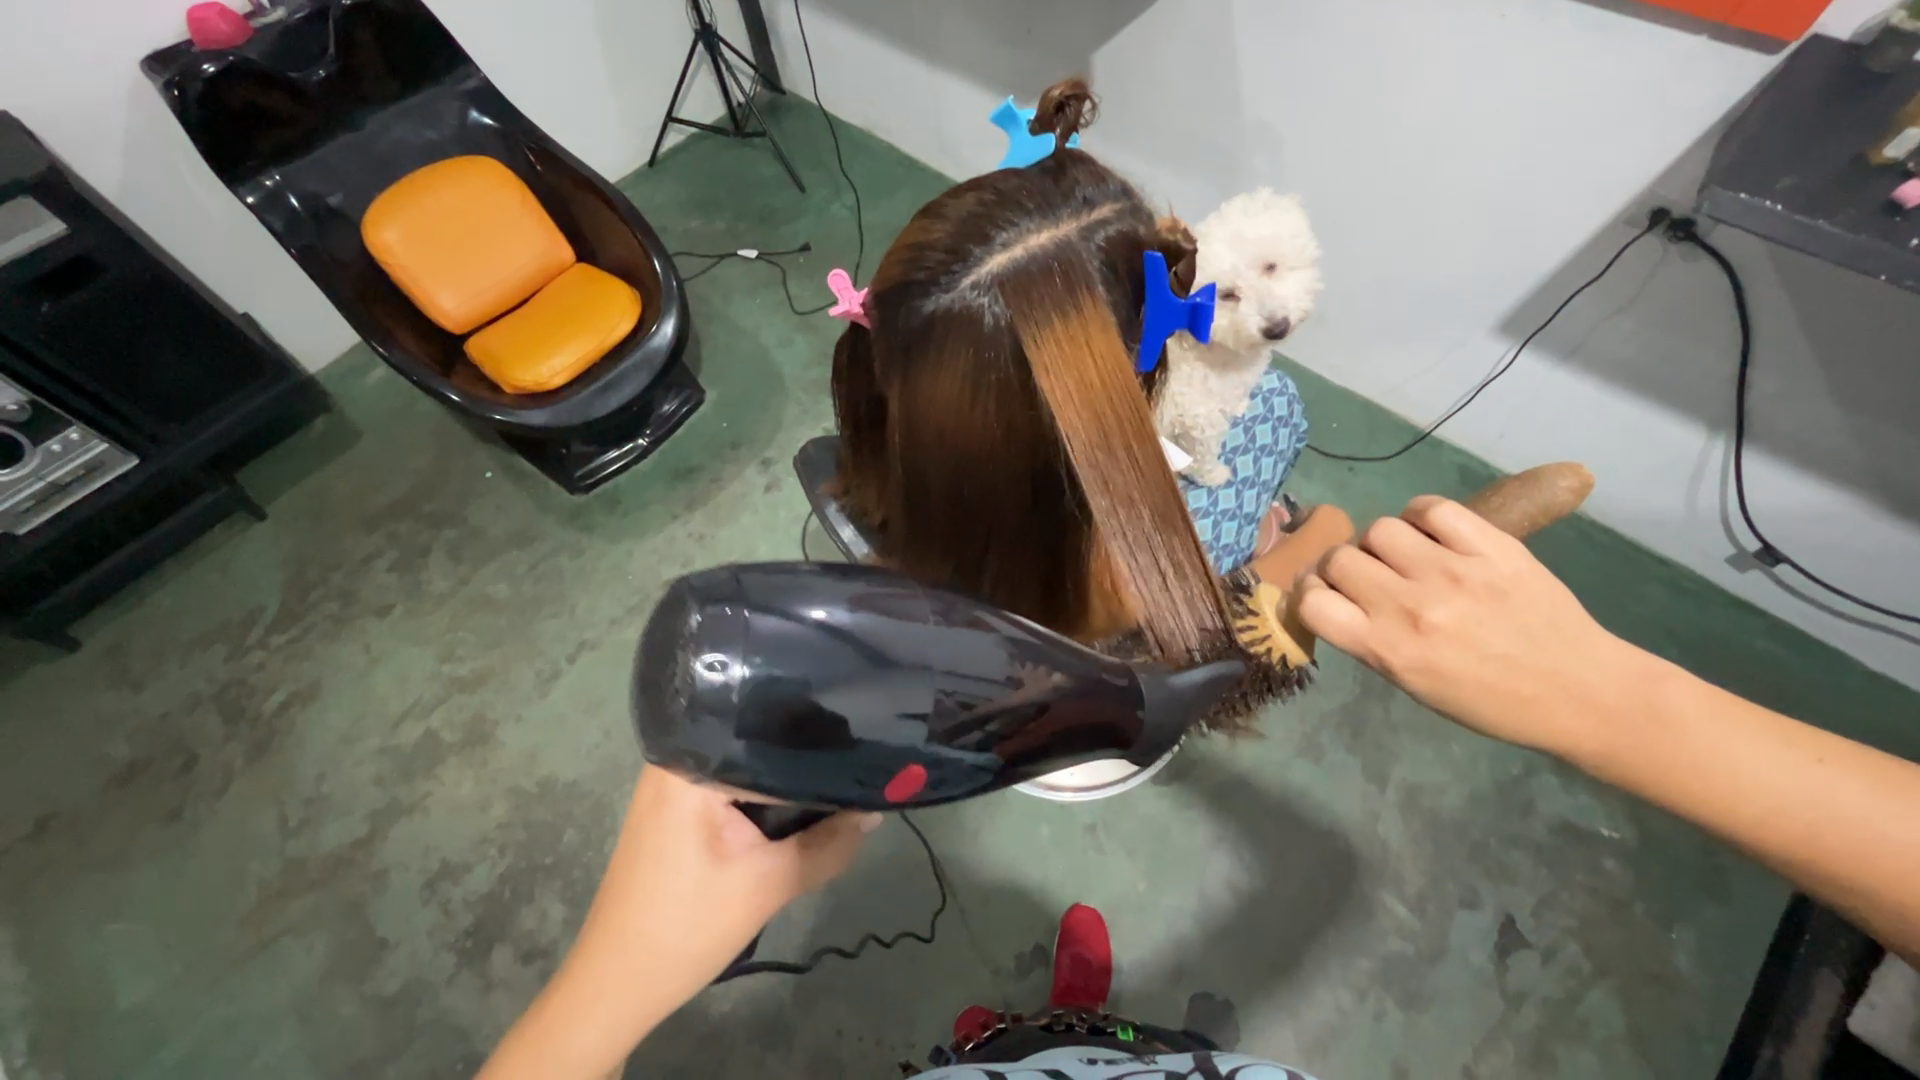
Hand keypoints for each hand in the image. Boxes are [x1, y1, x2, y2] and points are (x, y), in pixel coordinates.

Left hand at [583, 767, 879, 994]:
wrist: (616, 986)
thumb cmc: (686, 927)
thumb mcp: (769, 885)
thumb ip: (828, 844)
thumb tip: (875, 812)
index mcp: (689, 760)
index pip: (769, 732)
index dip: (820, 739)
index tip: (865, 740)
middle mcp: (676, 757)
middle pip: (757, 744)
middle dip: (806, 757)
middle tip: (860, 760)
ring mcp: (672, 784)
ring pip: (747, 768)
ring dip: (785, 782)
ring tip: (838, 780)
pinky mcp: (675, 809)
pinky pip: (732, 788)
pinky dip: (763, 800)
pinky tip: (796, 808)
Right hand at [1296, 496, 1638, 755]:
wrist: (1581, 691)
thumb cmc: (1489, 701)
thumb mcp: (1411, 683)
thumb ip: (1368, 638)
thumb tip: (1333, 596)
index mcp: (1389, 649)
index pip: (1312, 602)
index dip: (1309, 594)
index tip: (1324, 597)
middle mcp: (1412, 606)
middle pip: (1339, 559)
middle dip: (1342, 568)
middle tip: (1367, 579)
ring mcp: (1453, 572)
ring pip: (1380, 529)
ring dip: (1381, 543)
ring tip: (1404, 557)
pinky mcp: (1493, 547)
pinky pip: (1432, 508)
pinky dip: (1421, 516)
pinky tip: (1431, 534)